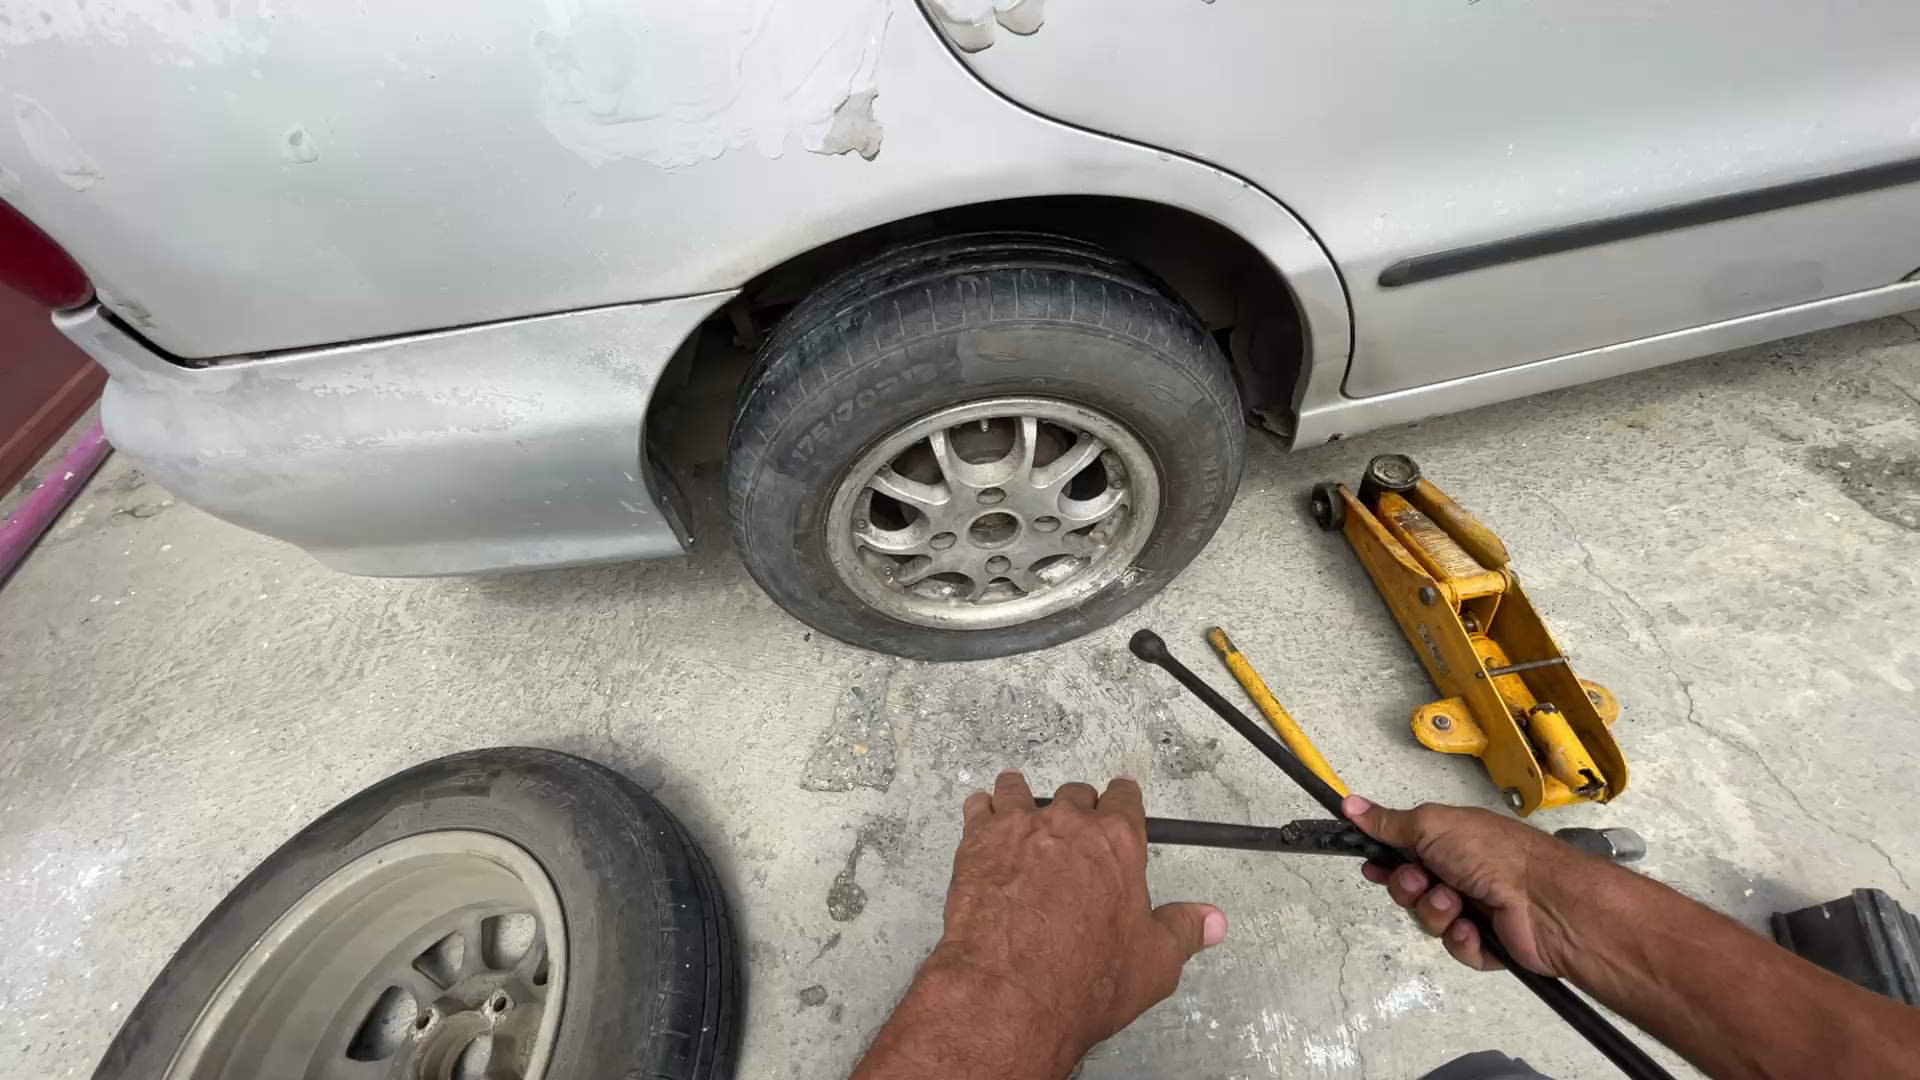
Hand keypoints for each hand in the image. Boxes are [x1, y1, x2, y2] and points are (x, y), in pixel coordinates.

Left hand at [932, 772, 1226, 1067]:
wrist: (1012, 988)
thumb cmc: (1083, 978)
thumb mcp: (1153, 963)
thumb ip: (1184, 930)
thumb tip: (1212, 919)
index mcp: (1116, 841)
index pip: (1125, 798)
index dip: (1123, 800)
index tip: (1120, 800)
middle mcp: (1068, 821)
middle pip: (1075, 793)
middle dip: (1076, 807)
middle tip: (1072, 827)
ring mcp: (1020, 825)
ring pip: (1020, 790)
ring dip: (1021, 796)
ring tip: (1017, 803)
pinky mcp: (979, 837)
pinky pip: (979, 805)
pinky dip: (982, 809)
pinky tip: (982, 817)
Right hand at [1344, 794, 1594, 976]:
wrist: (1547, 903)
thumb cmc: (1487, 853)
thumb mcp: (1431, 825)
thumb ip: (1388, 821)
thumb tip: (1347, 802)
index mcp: (1446, 842)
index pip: (1401, 852)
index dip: (1383, 862)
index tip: (1371, 867)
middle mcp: (1457, 874)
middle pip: (1408, 888)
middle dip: (1407, 887)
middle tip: (1421, 881)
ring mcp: (1473, 910)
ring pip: (1428, 917)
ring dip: (1435, 910)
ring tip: (1457, 905)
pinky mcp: (1488, 946)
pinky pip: (1455, 946)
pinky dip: (1461, 938)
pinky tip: (1475, 929)